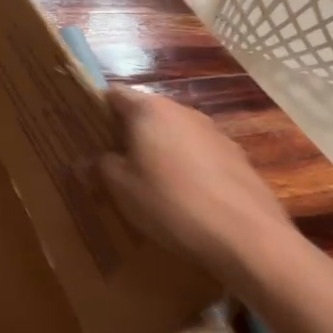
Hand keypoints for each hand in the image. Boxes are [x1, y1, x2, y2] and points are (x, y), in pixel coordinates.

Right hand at [98, 87, 296, 279]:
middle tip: (110, 160)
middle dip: (127, 132)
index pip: (113, 94)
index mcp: (149, 110)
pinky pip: (200, 155)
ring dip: (159, 150)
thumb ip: (99, 167)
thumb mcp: (120, 187)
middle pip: (146, 113)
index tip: (83, 131)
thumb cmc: (171, 202)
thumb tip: (84, 162)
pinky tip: (184, 198)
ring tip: (147, 182)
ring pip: (175, 134)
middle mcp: (183, 112)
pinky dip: (187, 168)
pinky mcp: (239, 160)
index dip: (95, 109)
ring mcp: (216, 135)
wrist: (249, 239)